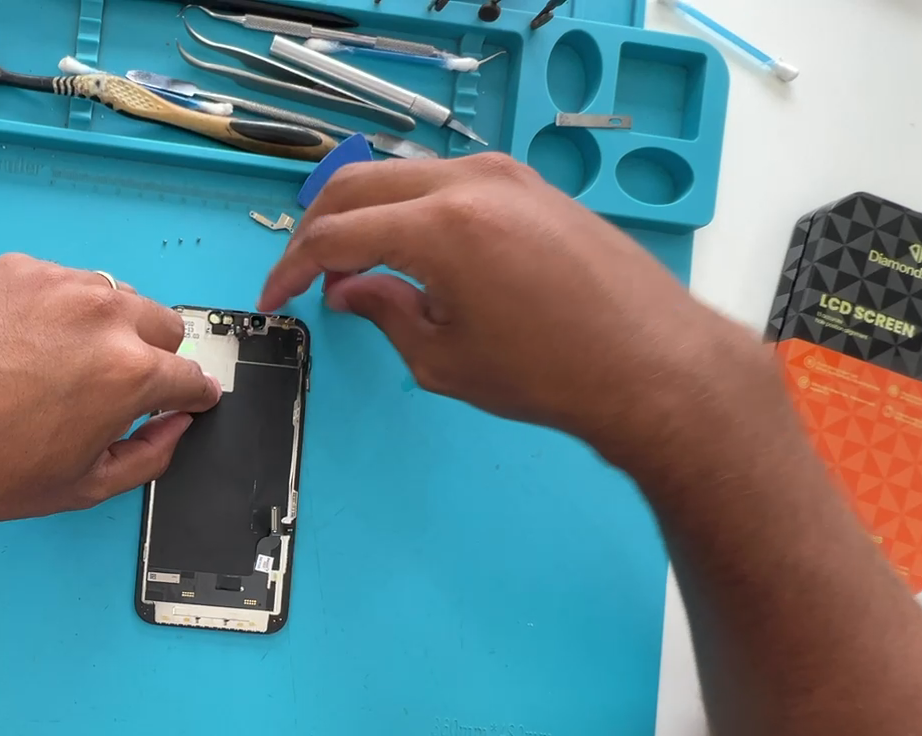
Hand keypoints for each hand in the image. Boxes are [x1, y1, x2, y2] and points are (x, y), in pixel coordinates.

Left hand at [0, 254, 221, 522]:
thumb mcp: (87, 486)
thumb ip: (152, 456)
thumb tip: (178, 424)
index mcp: (130, 372)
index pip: (190, 375)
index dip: (191, 395)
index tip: (184, 400)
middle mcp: (104, 315)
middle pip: (163, 324)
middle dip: (154, 357)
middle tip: (116, 385)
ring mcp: (58, 283)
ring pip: (115, 297)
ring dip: (108, 328)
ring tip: (66, 361)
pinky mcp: (17, 269)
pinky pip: (63, 283)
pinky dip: (59, 310)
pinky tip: (28, 341)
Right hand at [257, 155, 770, 467]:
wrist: (649, 363)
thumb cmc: (539, 374)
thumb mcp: (438, 356)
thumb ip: (382, 310)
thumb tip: (345, 290)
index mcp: (439, 227)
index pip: (334, 235)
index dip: (290, 270)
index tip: (272, 299)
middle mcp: (468, 181)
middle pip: (356, 187)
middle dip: (314, 233)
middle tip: (298, 279)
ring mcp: (503, 174)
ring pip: (397, 177)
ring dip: (357, 216)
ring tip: (344, 269)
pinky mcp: (527, 184)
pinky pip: (440, 183)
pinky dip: (402, 212)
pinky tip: (399, 252)